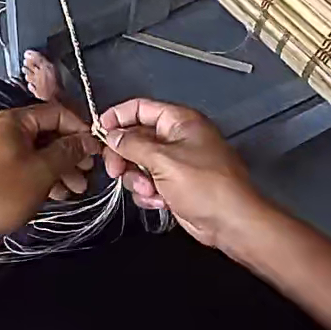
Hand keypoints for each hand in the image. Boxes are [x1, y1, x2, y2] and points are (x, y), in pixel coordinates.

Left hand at [0, 102, 99, 268]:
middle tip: (89, 172)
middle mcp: (5, 131)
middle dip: (72, 152)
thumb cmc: (0, 195)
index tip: (97, 149)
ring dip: (62, 169)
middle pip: (49, 133)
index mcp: (13, 121)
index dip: (80, 129)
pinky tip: (60, 194)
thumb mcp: (42, 171)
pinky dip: (46, 178)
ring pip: (40, 153)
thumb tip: (88, 140)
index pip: (56, 113)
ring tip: (79, 189)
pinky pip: (28, 168)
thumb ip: (68, 151)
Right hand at [98, 98, 268, 248]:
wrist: (230, 222)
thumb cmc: (206, 186)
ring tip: (149, 191)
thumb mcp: (163, 160)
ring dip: (137, 180)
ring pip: (139, 164)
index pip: (141, 108)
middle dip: (124, 156)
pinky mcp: (176, 185)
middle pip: (136, 138)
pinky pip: (149, 183)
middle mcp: (178, 138)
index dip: (118, 117)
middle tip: (116, 171)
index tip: (99, 131)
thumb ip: (133, 145)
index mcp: (180, 122)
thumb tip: (112, 134)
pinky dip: (149, 194)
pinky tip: (160, 202)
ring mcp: (177, 163)